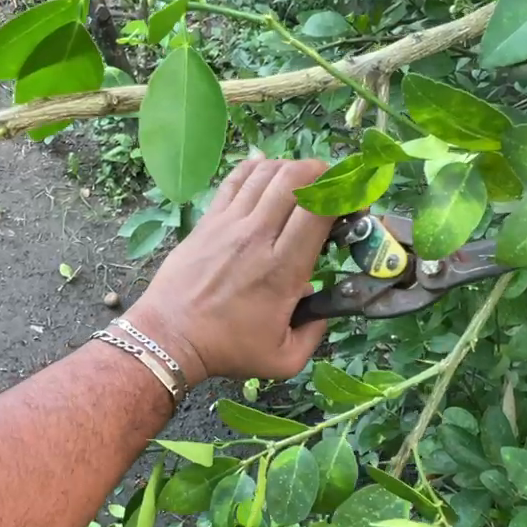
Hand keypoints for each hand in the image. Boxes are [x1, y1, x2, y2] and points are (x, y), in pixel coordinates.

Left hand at [124, 158, 333, 382]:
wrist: (170, 338)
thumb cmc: (228, 349)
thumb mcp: (285, 359)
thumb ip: (315, 333)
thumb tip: (321, 307)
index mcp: (284, 269)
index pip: (319, 209)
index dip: (345, 195)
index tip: (356, 204)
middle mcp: (258, 236)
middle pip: (295, 179)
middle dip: (324, 173)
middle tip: (335, 186)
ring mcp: (230, 223)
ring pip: (267, 173)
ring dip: (293, 169)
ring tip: (305, 183)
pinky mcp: (209, 220)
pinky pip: (237, 179)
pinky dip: (258, 168)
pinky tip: (269, 172)